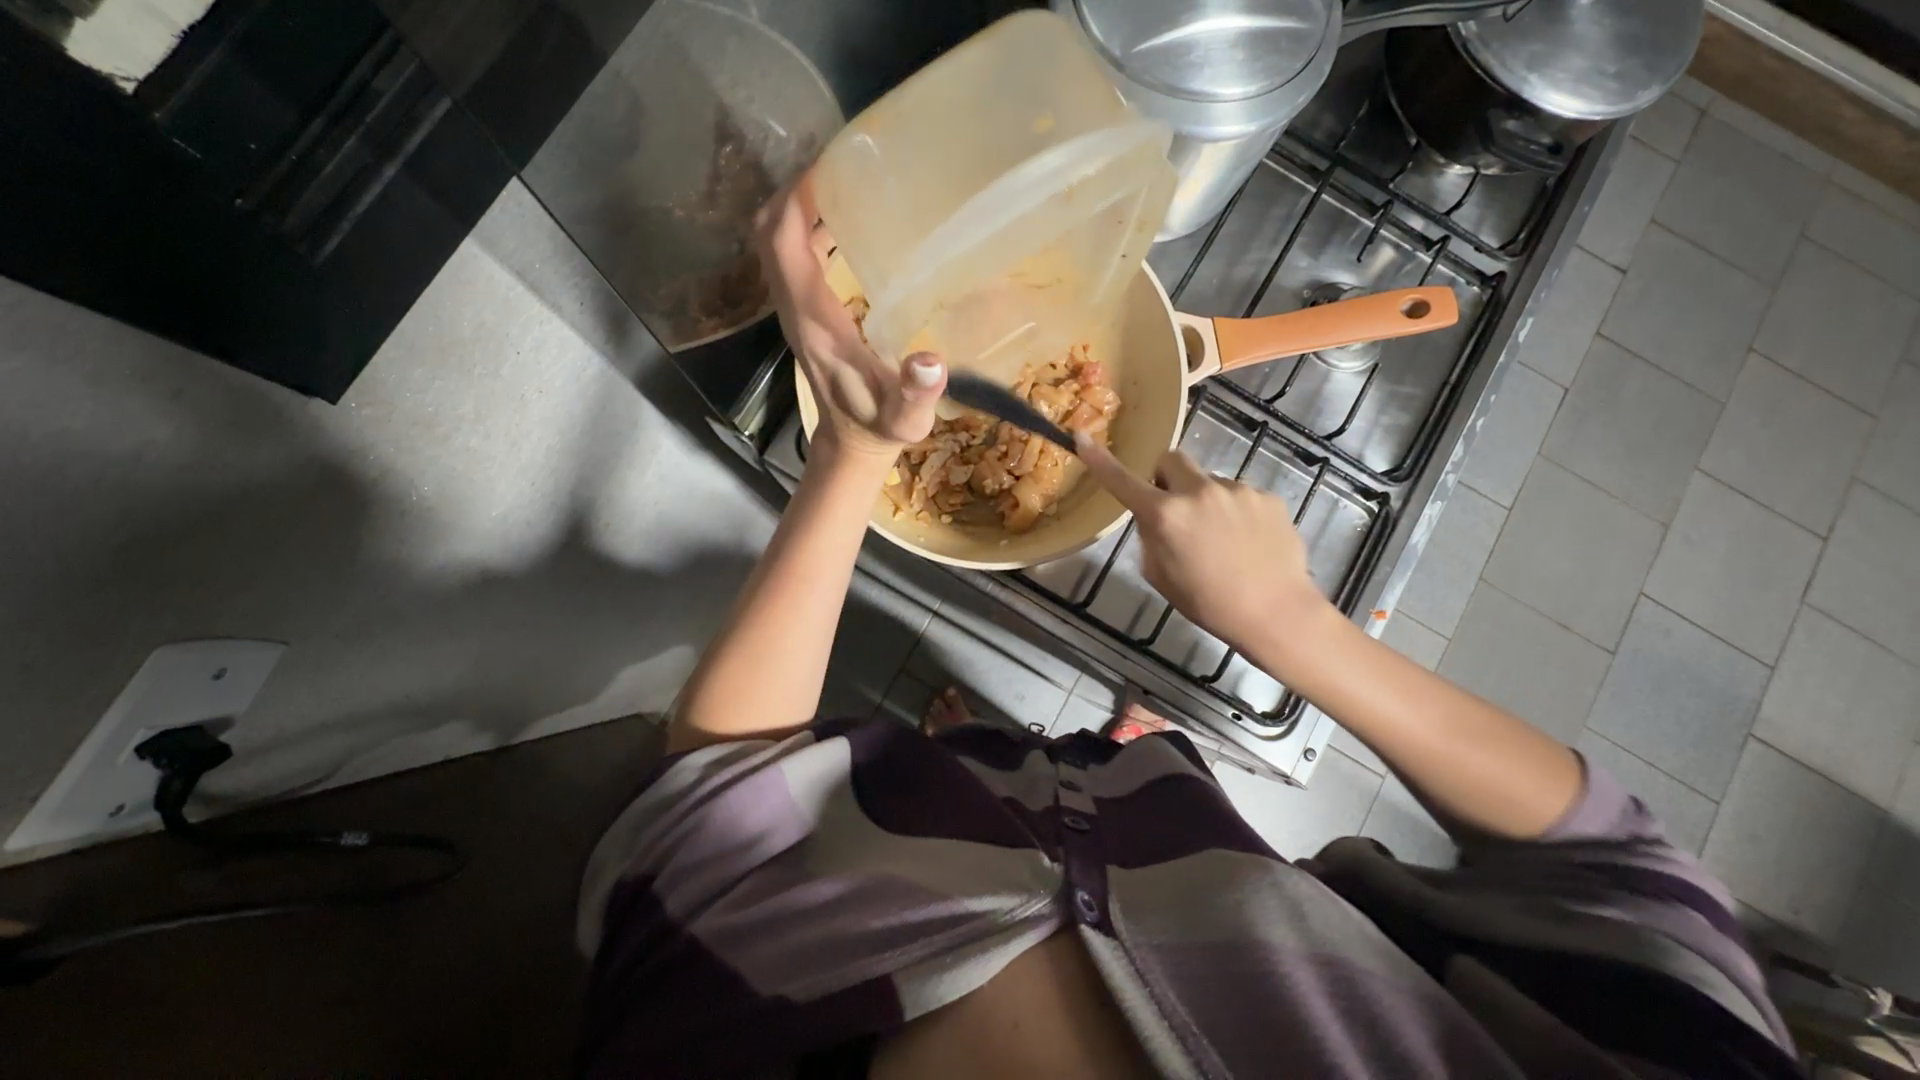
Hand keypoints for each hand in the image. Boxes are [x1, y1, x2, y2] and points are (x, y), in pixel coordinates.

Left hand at [756, 175, 945, 459]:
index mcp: (813, 320)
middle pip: (769, 234)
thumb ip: (916, 393)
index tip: (829, 163)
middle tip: (835, 163)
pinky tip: (846, 220)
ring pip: (777, 244)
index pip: (783, 244)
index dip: (796, 200)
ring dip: (798, 208)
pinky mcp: (807, 312)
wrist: (852, 445)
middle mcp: (795, 308)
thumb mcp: (905, 417)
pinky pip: (794, 257)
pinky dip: (809, 228)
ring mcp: (797, 309)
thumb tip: (929, 361)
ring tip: (842, 180)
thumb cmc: (880, 428)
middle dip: (792, 193)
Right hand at [1077, 436, 1331, 657]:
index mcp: (1165, 515)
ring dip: (1206, 502)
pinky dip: (1237, 514)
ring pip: (1209, 482)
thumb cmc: (1209, 603)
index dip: (1100, 460)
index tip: (1081, 437)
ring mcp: (1237, 490)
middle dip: (1167, 478)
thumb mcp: (1161, 576)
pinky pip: (1240, 497)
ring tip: (1222, 541)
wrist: (1276, 611)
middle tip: (1175, 509)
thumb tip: (1155, 519)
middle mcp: (1199, 492)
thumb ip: (1151, 538)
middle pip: (1172, 460)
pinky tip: (1248, 544)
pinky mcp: (1267, 497)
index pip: (1123, 480)